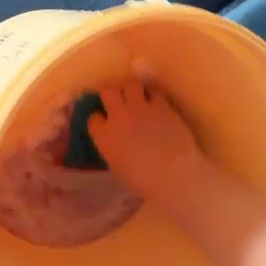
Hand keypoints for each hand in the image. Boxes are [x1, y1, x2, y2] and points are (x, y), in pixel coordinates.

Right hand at [87, 80, 211, 205]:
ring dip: (132, 88)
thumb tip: (118, 145)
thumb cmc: (142, 181)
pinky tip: (156, 102)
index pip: (93, 119)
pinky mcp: (162, 105)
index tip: (104, 123)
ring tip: (137, 95)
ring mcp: (140, 108)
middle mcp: (118, 116)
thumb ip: (113, 150)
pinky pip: (154, 91)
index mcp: (104, 136)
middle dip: (110, 92)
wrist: (172, 173)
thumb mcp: (118, 168)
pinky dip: (153, 95)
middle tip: (116, 98)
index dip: (99, 119)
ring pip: (131, 84)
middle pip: (108, 90)